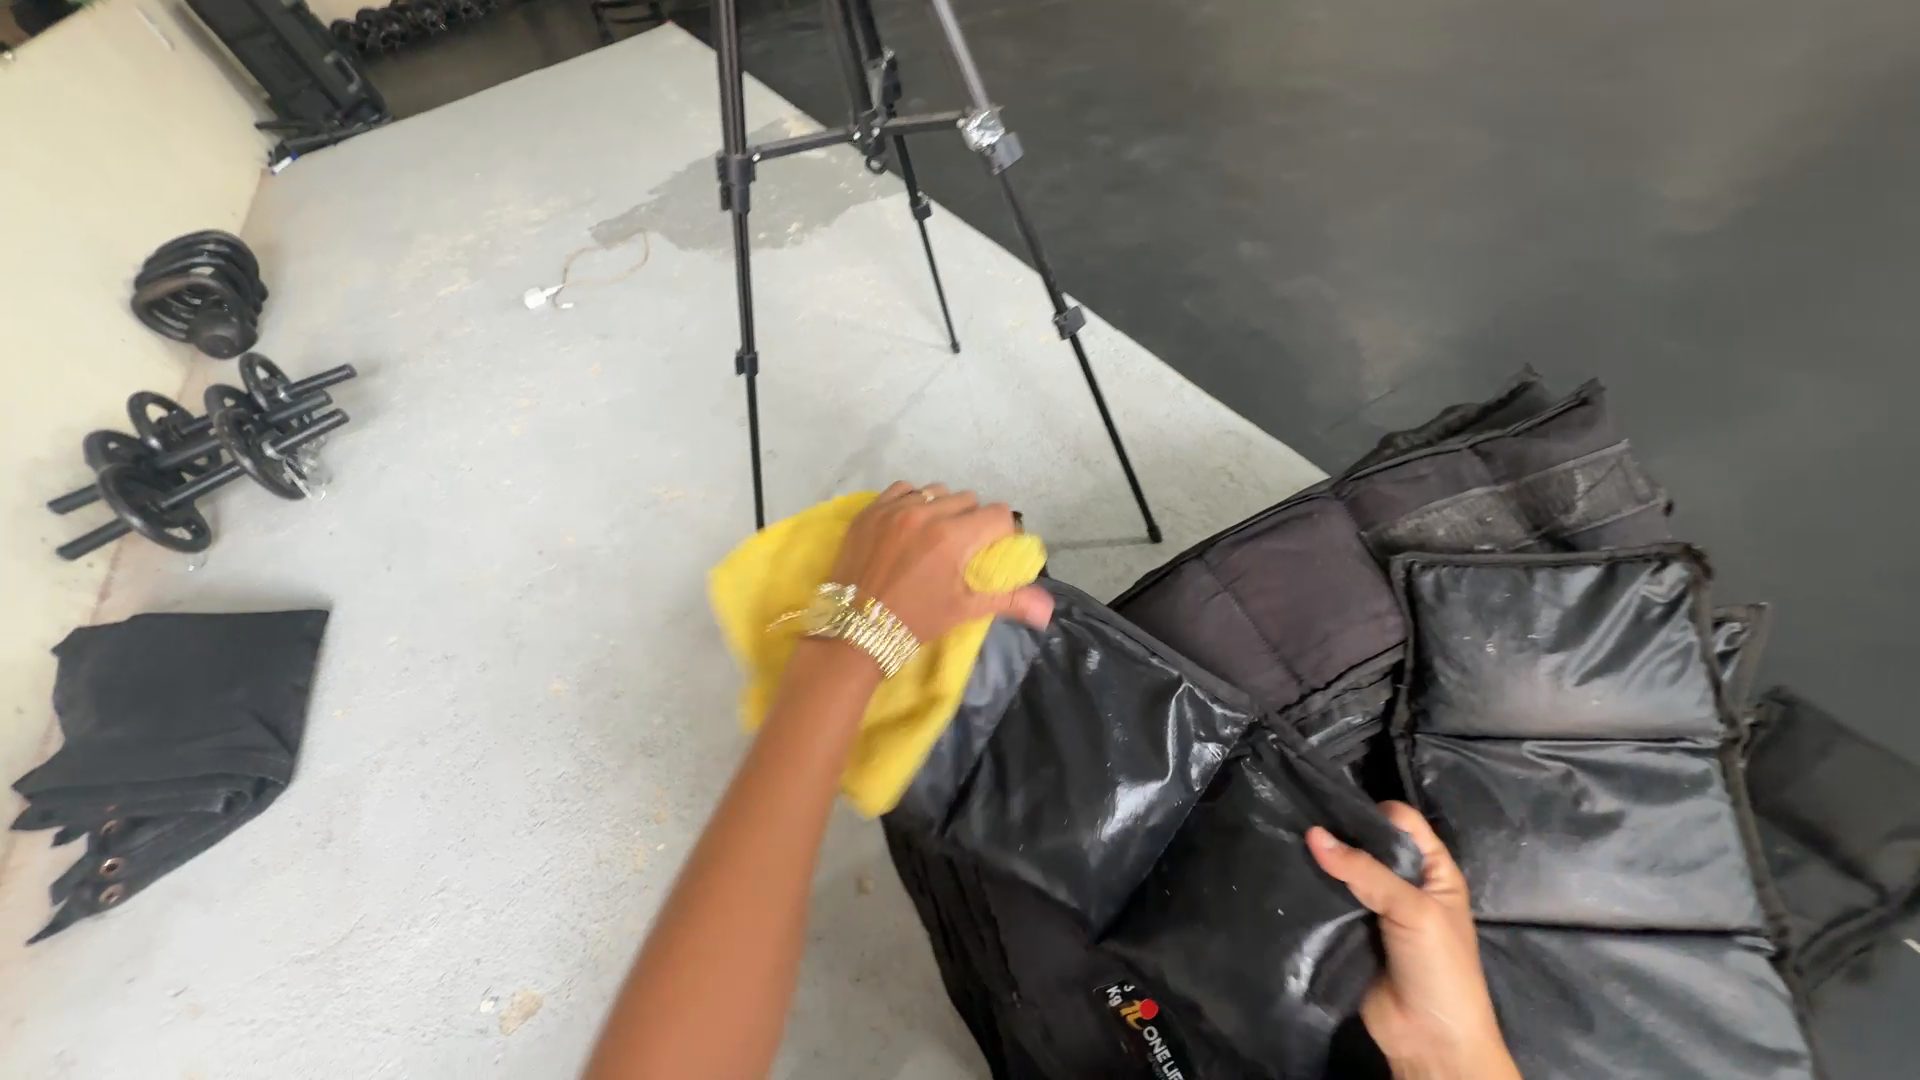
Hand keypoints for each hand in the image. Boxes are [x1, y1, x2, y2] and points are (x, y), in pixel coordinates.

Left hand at [830, 482, 1053, 642]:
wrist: (854, 631)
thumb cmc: (916, 622)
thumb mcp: (965, 609)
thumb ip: (1009, 600)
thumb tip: (1048, 611)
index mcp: (954, 538)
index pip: (998, 515)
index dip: (1003, 532)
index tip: (995, 549)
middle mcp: (926, 514)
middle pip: (969, 500)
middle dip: (974, 520)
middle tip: (964, 547)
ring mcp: (894, 509)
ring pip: (937, 491)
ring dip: (944, 508)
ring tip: (935, 534)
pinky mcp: (870, 511)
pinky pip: (902, 489)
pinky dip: (912, 501)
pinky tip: (910, 523)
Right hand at [1307, 803, 1520, 1079]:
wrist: (1431, 1043)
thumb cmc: (1440, 970)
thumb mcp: (1413, 911)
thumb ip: (1365, 871)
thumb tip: (1311, 833)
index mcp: (1432, 870)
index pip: (1400, 820)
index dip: (1370, 808)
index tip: (1330, 800)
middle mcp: (1402, 882)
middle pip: (1366, 841)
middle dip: (1335, 829)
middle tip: (1294, 812)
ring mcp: (1372, 906)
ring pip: (1341, 868)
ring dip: (1317, 858)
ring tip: (1280, 835)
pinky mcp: (1345, 928)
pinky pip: (1324, 897)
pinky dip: (1307, 885)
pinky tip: (1282, 868)